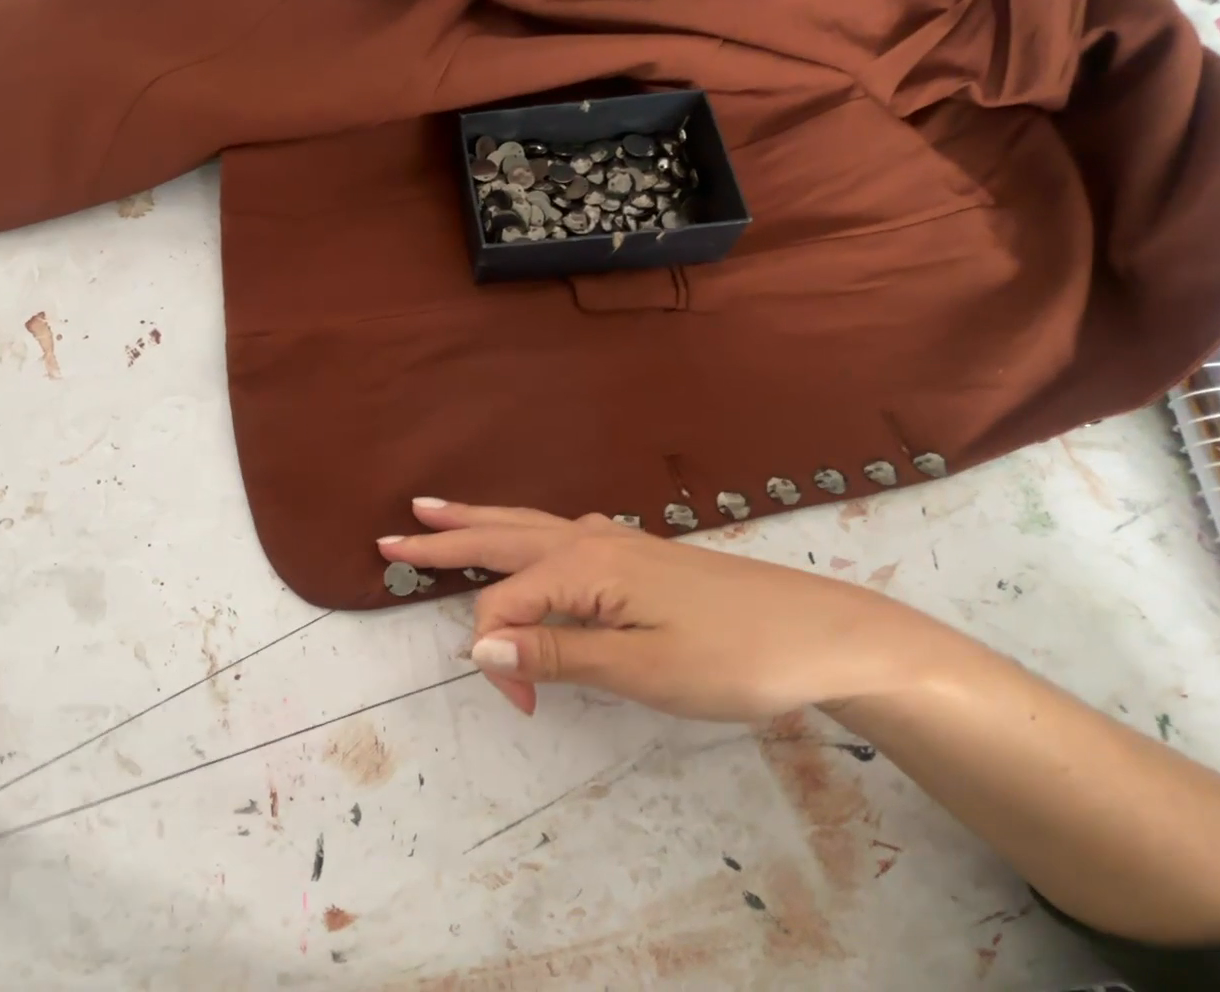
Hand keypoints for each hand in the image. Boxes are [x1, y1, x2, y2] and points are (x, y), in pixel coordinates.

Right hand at [377, 498, 957, 719]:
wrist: (827, 634)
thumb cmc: (733, 658)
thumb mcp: (640, 670)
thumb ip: (556, 654)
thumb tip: (479, 649)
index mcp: (583, 567)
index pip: (506, 610)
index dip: (501, 661)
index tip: (528, 707)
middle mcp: (589, 542)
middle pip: (500, 538)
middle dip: (443, 541)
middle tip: (392, 537)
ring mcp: (615, 542)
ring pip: (527, 527)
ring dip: (478, 523)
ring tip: (436, 512)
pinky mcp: (637, 553)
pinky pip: (558, 532)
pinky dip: (523, 530)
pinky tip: (528, 535)